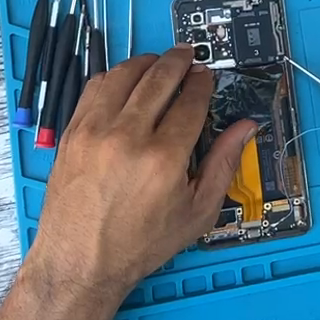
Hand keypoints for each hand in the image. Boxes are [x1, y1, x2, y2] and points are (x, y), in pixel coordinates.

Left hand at [28, 48, 255, 303]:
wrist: (80, 263)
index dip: (202, 82)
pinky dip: (115, 76)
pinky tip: (127, 80)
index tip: (206, 75)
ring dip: (147, 62)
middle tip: (189, 56)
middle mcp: (128, 137)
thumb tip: (246, 126)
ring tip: (159, 63)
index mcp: (164, 158)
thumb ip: (224, 164)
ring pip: (124, 74)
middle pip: (159, 78)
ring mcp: (95, 131)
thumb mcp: (198, 213)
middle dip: (179, 61)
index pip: (190, 101)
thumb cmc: (142, 243)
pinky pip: (95, 87)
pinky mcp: (73, 132)